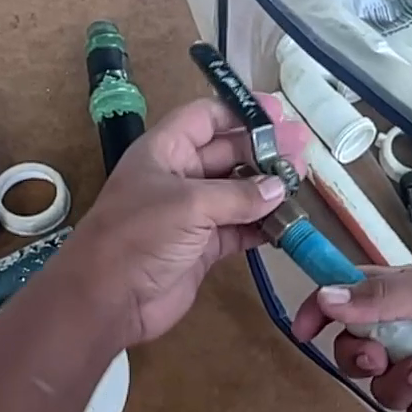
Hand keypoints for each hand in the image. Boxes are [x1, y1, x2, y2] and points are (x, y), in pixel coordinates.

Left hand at [58, 95, 309, 347]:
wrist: (108, 299)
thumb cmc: (139, 236)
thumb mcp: (189, 204)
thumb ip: (238, 195)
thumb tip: (279, 188)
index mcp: (165, 151)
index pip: (205, 117)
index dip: (241, 112)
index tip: (279, 115)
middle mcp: (179, 177)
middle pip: (228, 153)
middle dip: (264, 151)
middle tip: (303, 151)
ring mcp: (192, 214)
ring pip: (238, 193)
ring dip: (268, 189)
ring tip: (303, 184)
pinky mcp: (203, 247)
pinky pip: (240, 229)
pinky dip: (263, 226)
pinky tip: (288, 222)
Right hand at [290, 259, 411, 411]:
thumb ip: (383, 296)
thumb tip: (324, 297)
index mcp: (401, 293)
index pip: (345, 297)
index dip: (319, 310)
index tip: (302, 331)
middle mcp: (406, 329)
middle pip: (355, 352)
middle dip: (362, 360)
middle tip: (380, 359)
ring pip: (384, 388)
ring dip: (405, 383)